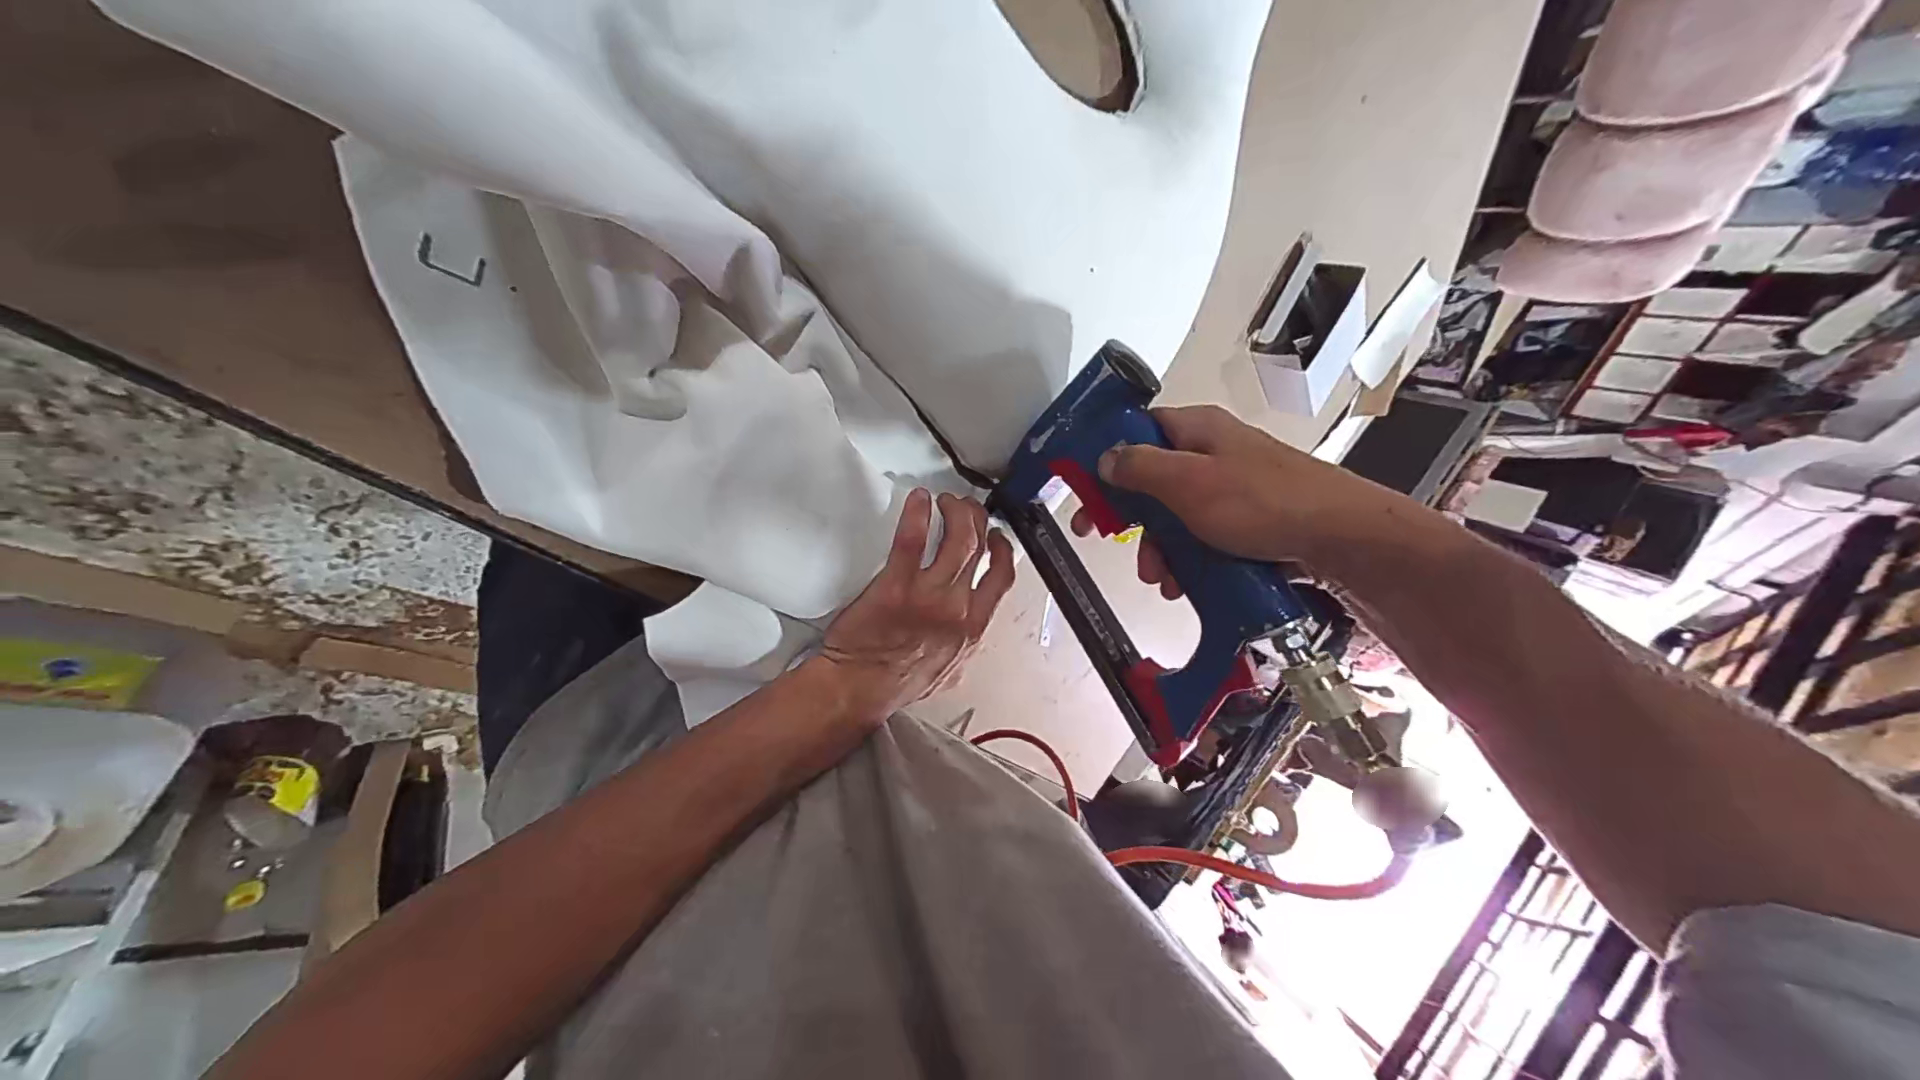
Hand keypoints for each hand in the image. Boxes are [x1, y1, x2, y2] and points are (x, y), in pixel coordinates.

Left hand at [816, 489, 1015, 721]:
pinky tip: (918, 500)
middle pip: (978, 547)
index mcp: (973, 627)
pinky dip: (918, 514)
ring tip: (943, 501)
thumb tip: (969, 628)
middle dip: (975, 519)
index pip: (1002, 577)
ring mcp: (928, 594)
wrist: (860, 688)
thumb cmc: (899, 683)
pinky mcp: (895, 585)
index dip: (1002, 548)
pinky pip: (912, 539)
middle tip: (963, 508)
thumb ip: (965, 644)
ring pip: (956, 538)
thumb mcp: (950, 670)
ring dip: (954, 512)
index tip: (995, 535)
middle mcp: (958, 607)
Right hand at [1069, 404, 1440, 597]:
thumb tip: (1105, 458)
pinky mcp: (1246, 518)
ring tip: (1159, 578)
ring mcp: (1230, 486)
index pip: (1135, 431)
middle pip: (1150, 478)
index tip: (1084, 493)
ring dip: (1157, 547)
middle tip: (1109, 541)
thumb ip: (1139, 467)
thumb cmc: (1259, 502)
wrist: (1340, 539)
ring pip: (1174, 513)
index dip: (1104, 459)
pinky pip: (1201, 535)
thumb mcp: (1187, 482)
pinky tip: (1182, 584)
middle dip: (1130, 517)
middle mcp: (1211, 451)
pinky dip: (1186, 559)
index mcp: (1195, 429)